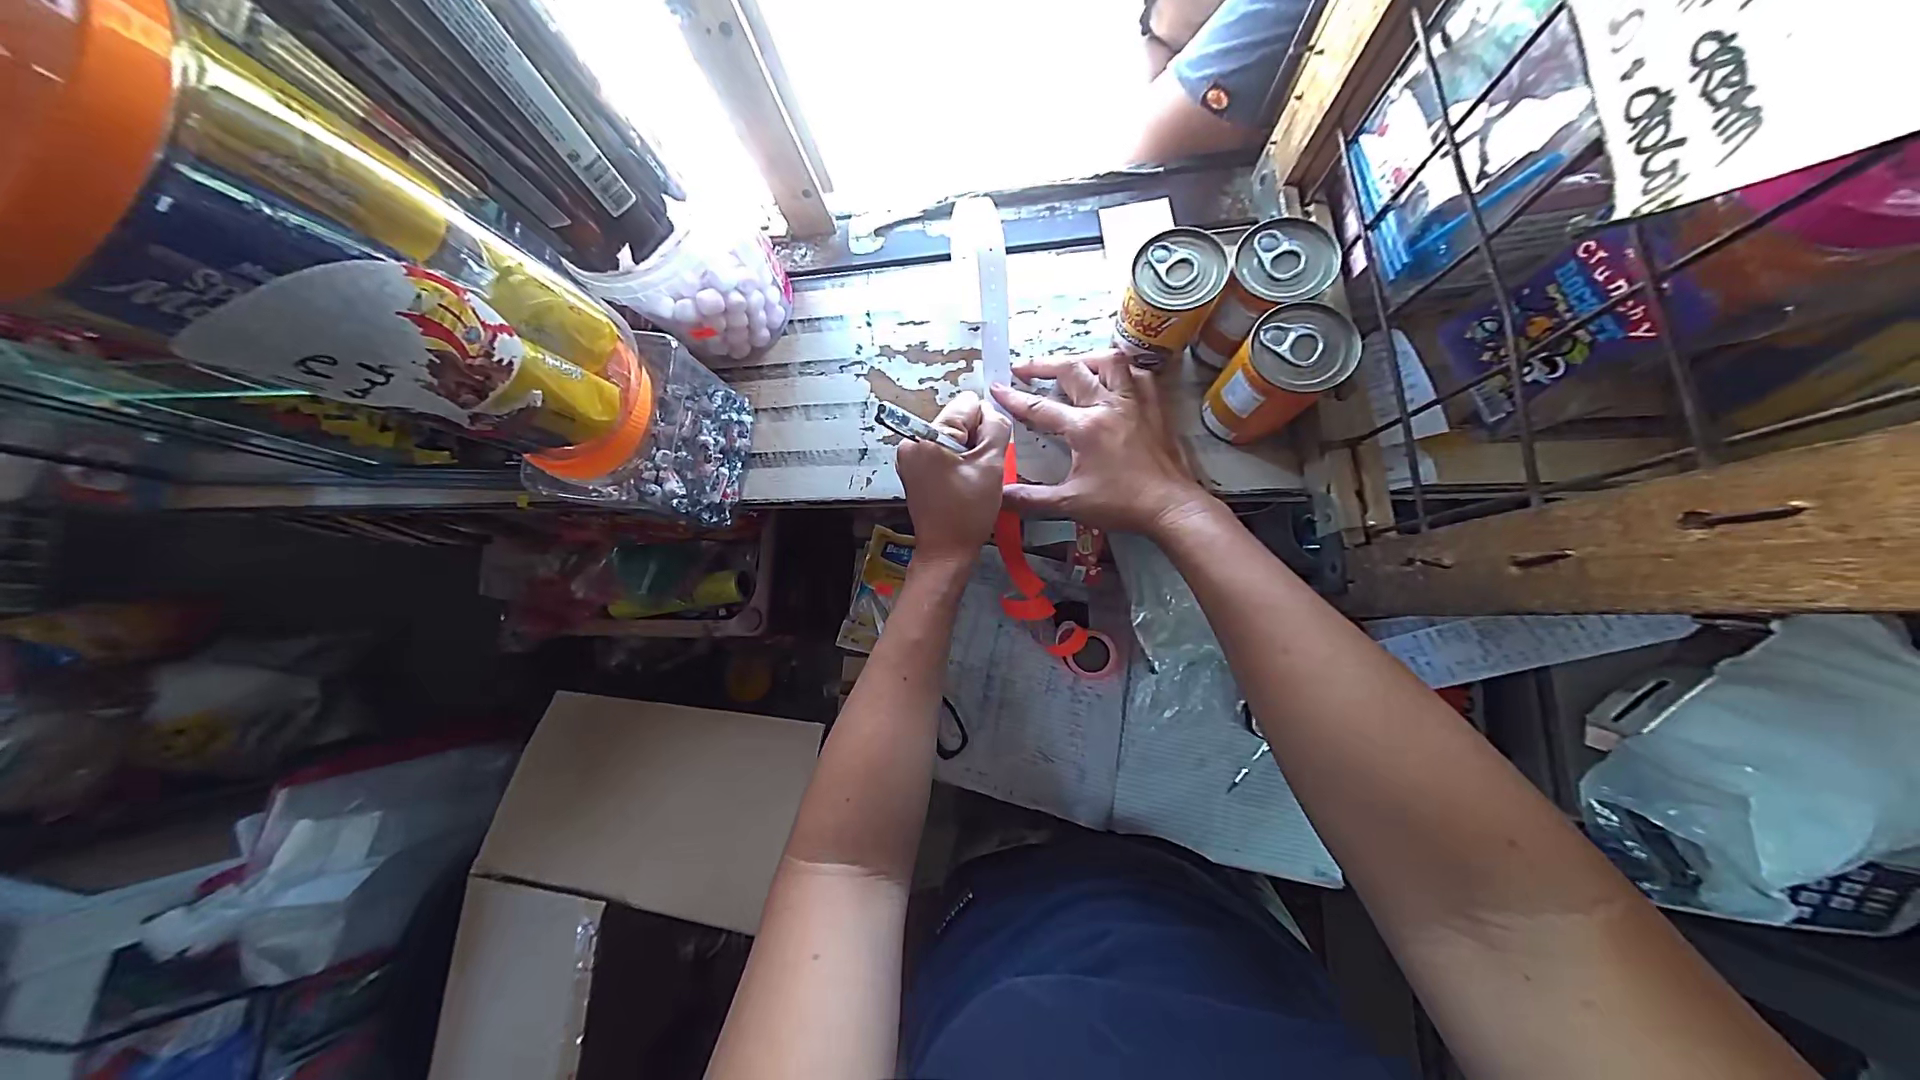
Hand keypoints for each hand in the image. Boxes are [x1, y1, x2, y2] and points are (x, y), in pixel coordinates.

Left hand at [896, 391, 1011, 563]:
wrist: (946, 551)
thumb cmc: (967, 513)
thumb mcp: (991, 465)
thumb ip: (996, 427)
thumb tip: (991, 411)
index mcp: (926, 436)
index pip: (967, 405)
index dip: (985, 426)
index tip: (985, 454)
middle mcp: (911, 441)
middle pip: (958, 420)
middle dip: (974, 441)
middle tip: (978, 471)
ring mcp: (910, 456)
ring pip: (953, 437)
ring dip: (967, 453)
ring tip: (970, 480)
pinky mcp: (914, 470)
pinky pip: (943, 453)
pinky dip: (957, 464)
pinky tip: (961, 484)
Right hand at [990, 351, 1219, 537]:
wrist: (1170, 505)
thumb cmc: (1121, 504)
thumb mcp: (1070, 503)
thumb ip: (1031, 499)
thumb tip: (1000, 497)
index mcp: (1085, 427)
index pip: (1041, 407)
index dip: (1014, 397)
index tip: (997, 387)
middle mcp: (1109, 405)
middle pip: (1072, 371)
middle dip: (1042, 365)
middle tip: (1024, 367)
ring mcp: (1135, 402)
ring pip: (1109, 362)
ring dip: (1085, 359)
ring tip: (1071, 365)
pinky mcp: (1155, 407)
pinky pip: (1138, 374)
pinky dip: (1122, 370)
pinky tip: (1113, 378)